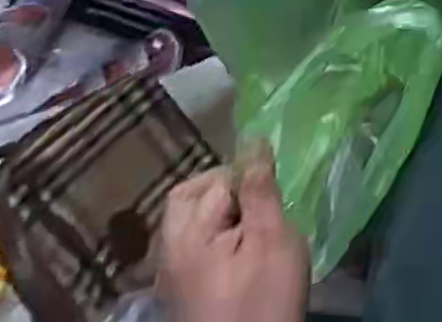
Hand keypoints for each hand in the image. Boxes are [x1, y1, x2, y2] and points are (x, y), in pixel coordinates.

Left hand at [158, 141, 308, 321]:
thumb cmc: (264, 302)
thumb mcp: (272, 238)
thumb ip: (259, 187)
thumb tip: (252, 138)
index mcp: (187, 236)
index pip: (216, 179)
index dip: (248, 181)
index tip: (270, 203)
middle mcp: (169, 253)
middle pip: (188, 197)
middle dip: (224, 188)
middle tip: (257, 205)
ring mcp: (171, 277)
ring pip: (190, 220)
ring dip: (220, 213)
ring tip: (252, 231)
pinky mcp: (182, 296)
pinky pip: (193, 246)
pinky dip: (216, 238)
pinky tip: (241, 256)